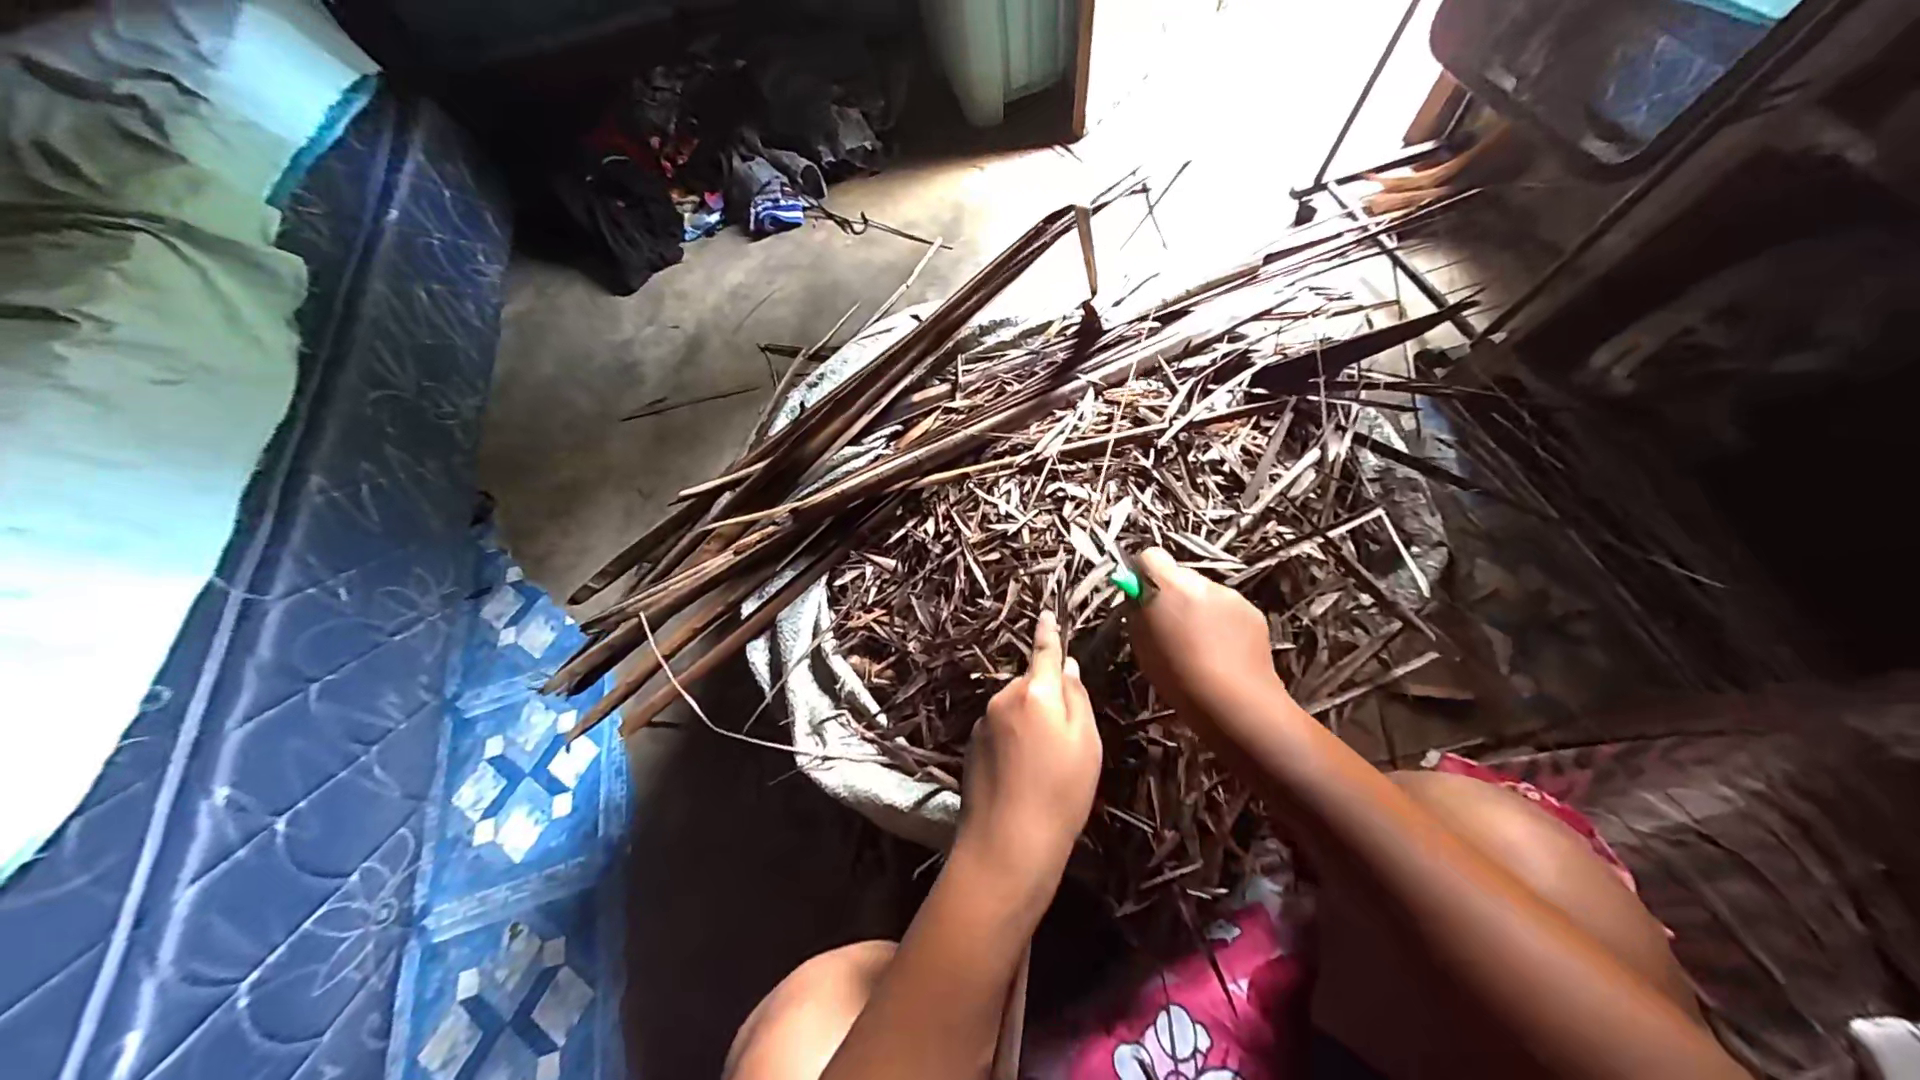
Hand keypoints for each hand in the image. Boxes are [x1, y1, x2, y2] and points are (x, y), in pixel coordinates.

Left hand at [958, 611, 1101, 886]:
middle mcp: (1003, 698)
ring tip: (1048, 762)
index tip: (1046, 615)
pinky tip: (1025, 772)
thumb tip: (1066, 666)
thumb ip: (1076, 698)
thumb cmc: (1061, 791)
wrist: (1008, 843)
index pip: (1043, 651)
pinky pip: (1001, 729)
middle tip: (1069, 731)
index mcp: (1034, 691)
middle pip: (1031, 682)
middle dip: (1046, 693)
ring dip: (1031, 719)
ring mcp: (983, 722)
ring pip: (1015, 707)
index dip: (1048, 632)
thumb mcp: (1086, 743)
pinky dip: (1015, 739)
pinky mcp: (972, 747)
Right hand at [1127, 547, 1294, 730]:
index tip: (1143, 598)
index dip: (1144, 574)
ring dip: (1199, 609)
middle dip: (1174, 594)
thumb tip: (1139, 595)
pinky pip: (1228, 609)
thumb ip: (1138, 610)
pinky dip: (1221, 623)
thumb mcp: (1140, 642)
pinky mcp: (1252, 612)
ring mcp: (1231, 595)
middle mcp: (1201, 582)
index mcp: (1169, 585)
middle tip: (1171, 627)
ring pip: (1205, 593)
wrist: (1234, 701)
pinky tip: (1222, 651)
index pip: (1150, 556)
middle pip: (1180, 575)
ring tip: (1199, 645)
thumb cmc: (1177, 675)